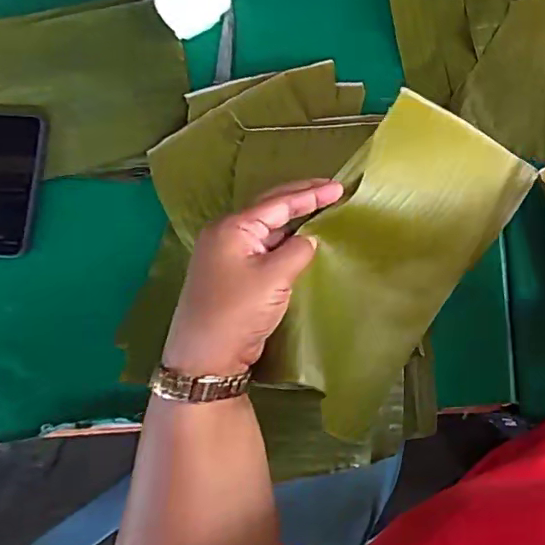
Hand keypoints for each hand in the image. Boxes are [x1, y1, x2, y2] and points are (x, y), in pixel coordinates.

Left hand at [160, 179, 342, 377]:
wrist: (205, 356)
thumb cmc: (238, 311)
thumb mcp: (275, 278)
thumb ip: (298, 250)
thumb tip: (308, 240)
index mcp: (232, 228)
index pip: (278, 203)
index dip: (311, 194)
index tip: (339, 187)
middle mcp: (226, 233)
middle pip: (269, 207)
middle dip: (301, 196)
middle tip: (331, 189)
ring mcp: (228, 252)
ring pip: (267, 225)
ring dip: (295, 215)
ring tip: (322, 206)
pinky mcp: (234, 271)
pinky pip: (265, 242)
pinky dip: (286, 235)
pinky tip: (302, 236)